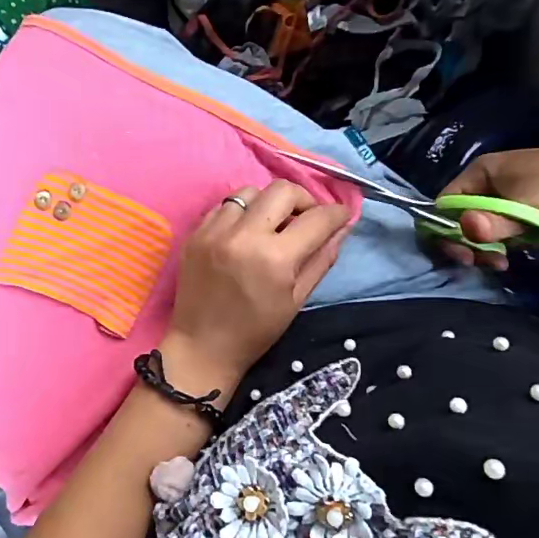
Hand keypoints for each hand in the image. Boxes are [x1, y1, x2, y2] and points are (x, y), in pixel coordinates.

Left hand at [161, 180, 351, 387]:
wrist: (202, 347)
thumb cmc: (256, 331)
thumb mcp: (297, 300)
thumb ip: (321, 260)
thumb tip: (342, 230)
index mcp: (275, 258)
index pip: (316, 219)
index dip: (336, 214)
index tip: (342, 215)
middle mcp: (244, 236)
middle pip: (283, 190)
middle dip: (304, 200)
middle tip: (307, 219)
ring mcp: (215, 231)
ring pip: (251, 192)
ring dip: (269, 204)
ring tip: (273, 226)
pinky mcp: (196, 233)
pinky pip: (225, 206)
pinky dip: (242, 213)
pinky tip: (246, 234)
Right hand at [437, 146, 538, 268]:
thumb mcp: (531, 208)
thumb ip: (496, 222)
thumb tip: (464, 230)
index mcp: (482, 170)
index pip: (445, 204)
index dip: (447, 232)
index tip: (466, 257)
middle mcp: (489, 180)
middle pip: (460, 218)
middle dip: (468, 244)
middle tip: (489, 263)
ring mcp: (508, 195)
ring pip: (481, 227)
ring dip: (486, 248)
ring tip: (503, 263)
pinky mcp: (525, 209)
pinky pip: (500, 230)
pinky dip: (502, 245)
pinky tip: (514, 257)